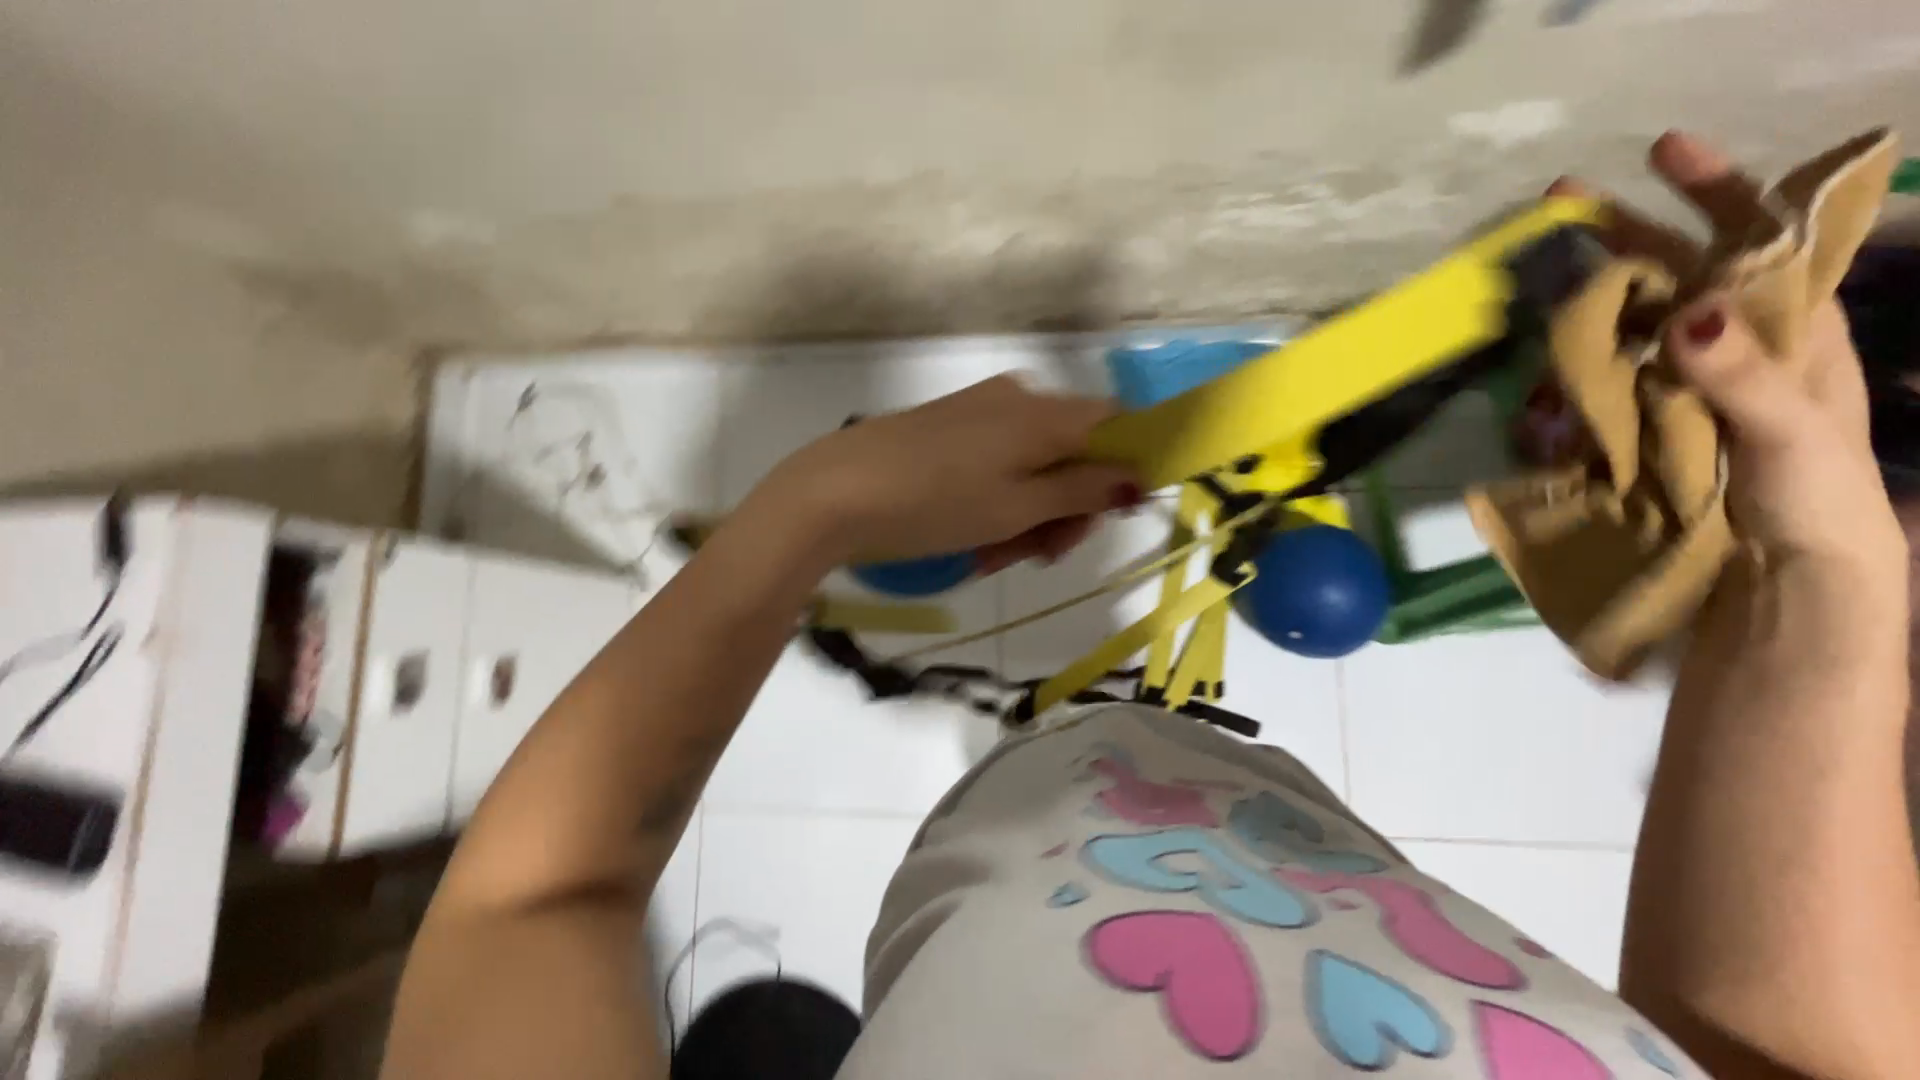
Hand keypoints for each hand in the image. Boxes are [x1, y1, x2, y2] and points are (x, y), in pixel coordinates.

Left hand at [749, 374, 1142, 571]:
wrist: (834, 492)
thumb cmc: (934, 503)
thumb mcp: (1016, 508)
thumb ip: (1082, 492)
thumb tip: (1138, 478)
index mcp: (1045, 412)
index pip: (1117, 425)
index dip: (1123, 472)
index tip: (1102, 520)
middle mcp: (1018, 399)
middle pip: (1074, 451)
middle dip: (1065, 508)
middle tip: (1039, 557)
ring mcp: (979, 410)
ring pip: (1032, 464)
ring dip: (1028, 515)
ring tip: (991, 559)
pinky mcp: (947, 427)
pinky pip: (996, 462)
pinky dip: (996, 501)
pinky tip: (972, 540)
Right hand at [1551, 132, 1904, 578]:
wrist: (1780, 582)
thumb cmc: (1814, 500)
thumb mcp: (1794, 435)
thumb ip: (1742, 375)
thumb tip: (1685, 313)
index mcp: (1785, 330)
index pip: (1752, 240)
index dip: (1711, 189)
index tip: (1657, 150)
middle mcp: (1723, 346)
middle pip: (1665, 275)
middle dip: (1612, 245)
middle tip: (1553, 216)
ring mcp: (1673, 388)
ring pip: (1613, 335)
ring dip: (1572, 340)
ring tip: (1543, 368)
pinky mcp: (1635, 428)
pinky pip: (1586, 396)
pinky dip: (1559, 402)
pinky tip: (1544, 426)